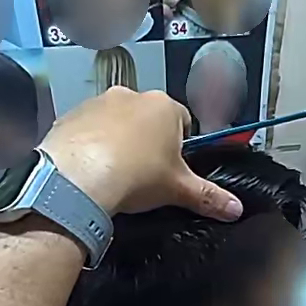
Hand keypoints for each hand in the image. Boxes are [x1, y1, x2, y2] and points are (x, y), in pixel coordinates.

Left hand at [38, 86, 242, 219]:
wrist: (77, 178)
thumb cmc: (138, 176)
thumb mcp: (178, 190)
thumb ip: (209, 197)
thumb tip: (237, 210)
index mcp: (164, 106)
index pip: (183, 120)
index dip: (180, 146)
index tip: (172, 169)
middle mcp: (131, 95)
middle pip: (148, 118)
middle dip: (148, 141)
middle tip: (145, 174)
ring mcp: (96, 102)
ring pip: (116, 121)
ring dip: (118, 141)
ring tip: (115, 174)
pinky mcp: (68, 115)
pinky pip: (87, 129)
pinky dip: (91, 145)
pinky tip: (90, 170)